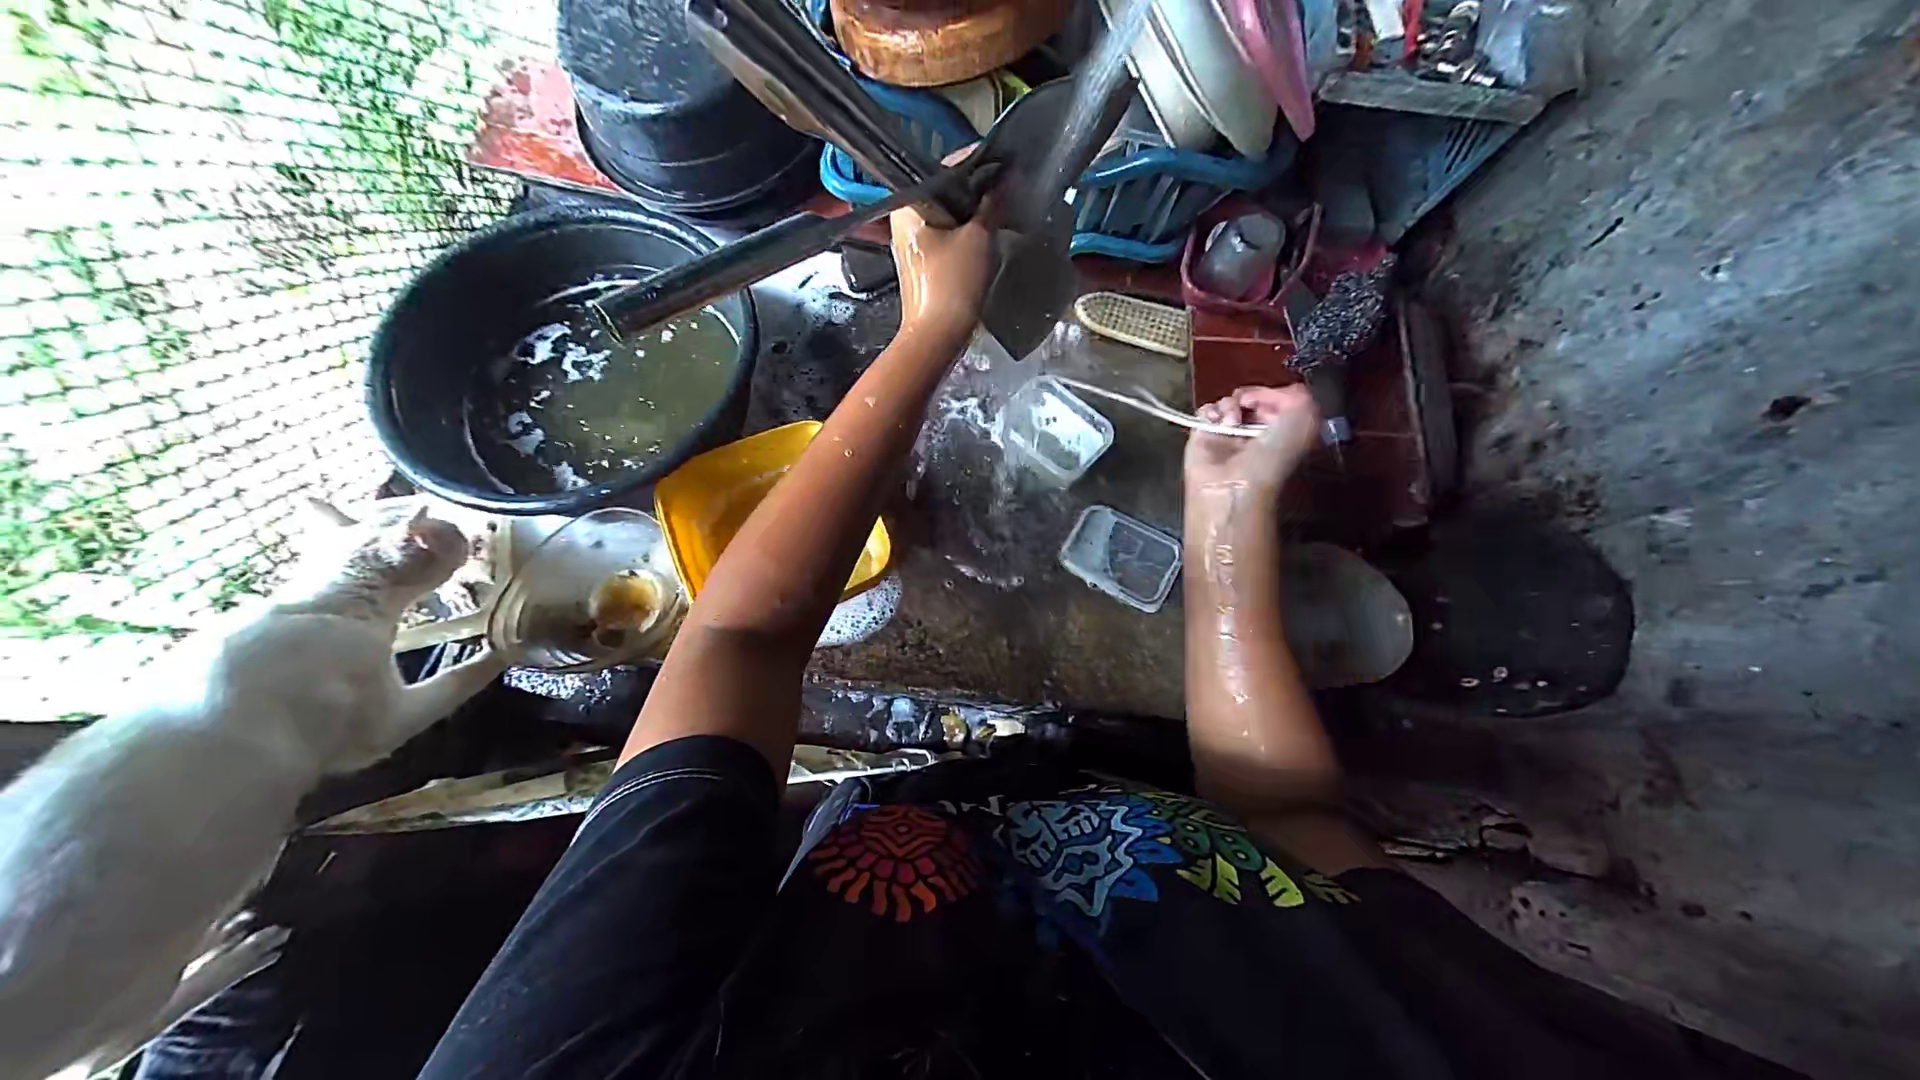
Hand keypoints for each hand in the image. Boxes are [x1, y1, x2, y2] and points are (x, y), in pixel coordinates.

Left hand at [889, 150, 994, 343]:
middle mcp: (905, 219)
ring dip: (976, 213)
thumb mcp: (978, 238)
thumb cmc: (952, 285)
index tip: (1006, 164)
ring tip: (1004, 210)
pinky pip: (949, 236)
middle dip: (978, 190)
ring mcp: (913, 243)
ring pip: (949, 215)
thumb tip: (1007, 180)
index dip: (978, 163)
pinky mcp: (924, 263)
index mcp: (910, 204)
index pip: (945, 167)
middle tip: (1009, 188)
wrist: (937, 337)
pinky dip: (968, 232)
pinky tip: (990, 234)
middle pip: (946, 190)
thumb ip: (993, 204)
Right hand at [1184, 384, 1319, 499]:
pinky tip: (1216, 421)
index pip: (1276, 401)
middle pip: (1249, 398)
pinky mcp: (1202, 436)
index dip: (1273, 394)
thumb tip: (1271, 391)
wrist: (1233, 484)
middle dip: (1250, 395)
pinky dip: (1209, 411)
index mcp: (1280, 431)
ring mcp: (1226, 433)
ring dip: (1229, 404)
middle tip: (1247, 403)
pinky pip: (1205, 411)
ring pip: (1227, 402)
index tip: (1268, 399)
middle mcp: (1253, 432)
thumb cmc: (1270, 457)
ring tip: (1231, 421)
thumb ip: (1298, 396)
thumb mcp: (1302, 422)